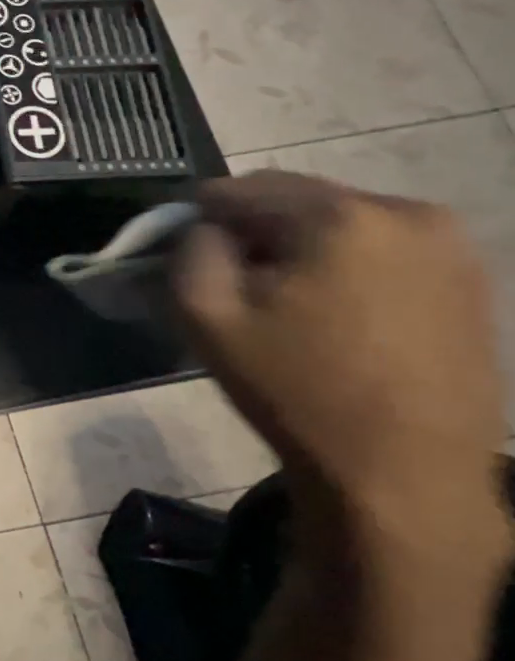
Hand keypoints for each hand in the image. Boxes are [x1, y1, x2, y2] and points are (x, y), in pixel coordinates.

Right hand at [173, 171, 504, 523]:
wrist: (404, 472)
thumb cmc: (296, 388)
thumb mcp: (204, 314)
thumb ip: (189, 248)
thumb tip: (206, 228)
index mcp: (341, 215)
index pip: (237, 188)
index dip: (199, 223)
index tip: (191, 265)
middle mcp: (408, 212)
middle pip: (294, 198)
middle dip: (255, 233)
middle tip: (237, 288)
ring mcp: (452, 246)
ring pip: (337, 222)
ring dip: (300, 249)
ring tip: (289, 306)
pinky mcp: (471, 280)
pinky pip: (380, 249)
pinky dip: (345, 267)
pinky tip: (336, 317)